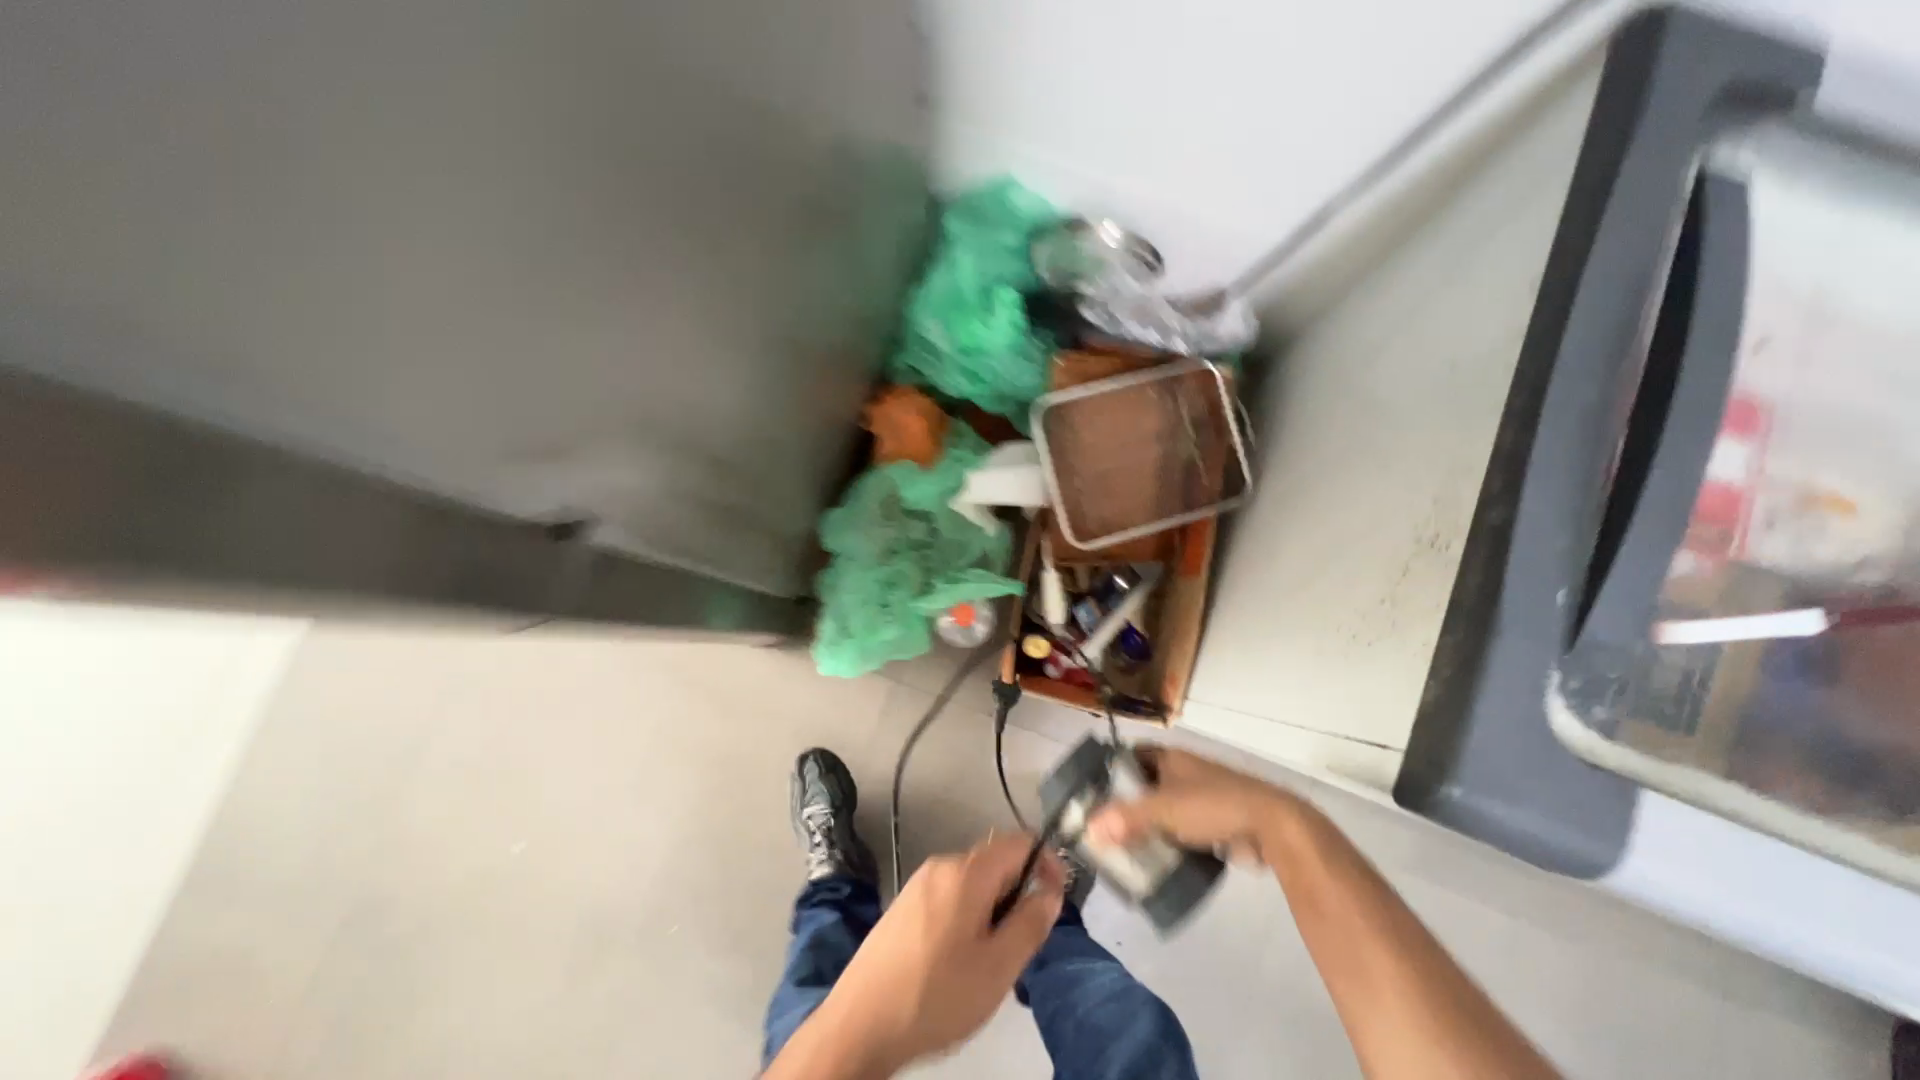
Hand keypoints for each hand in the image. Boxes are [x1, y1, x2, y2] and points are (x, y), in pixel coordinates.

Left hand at [770, 833, 1065, 1077]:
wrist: (860, 1025)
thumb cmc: (936, 994)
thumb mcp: (999, 966)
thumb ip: (1031, 922)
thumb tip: (1050, 892)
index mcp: (965, 872)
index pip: (1019, 842)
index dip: (1047, 863)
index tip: (1058, 898)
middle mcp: (939, 868)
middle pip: (995, 863)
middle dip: (1018, 894)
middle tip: (1023, 943)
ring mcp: (916, 887)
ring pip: (973, 886)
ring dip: (993, 911)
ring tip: (991, 961)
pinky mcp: (902, 909)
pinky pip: (949, 900)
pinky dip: (967, 919)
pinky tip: (959, 963)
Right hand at [1087, 746, 1303, 865]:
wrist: (1271, 826)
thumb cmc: (1213, 805)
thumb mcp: (1163, 809)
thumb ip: (1126, 818)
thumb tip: (1089, 830)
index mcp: (1172, 758)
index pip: (1133, 754)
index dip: (1112, 768)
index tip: (1092, 790)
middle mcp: (1186, 772)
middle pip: (1148, 784)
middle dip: (1128, 803)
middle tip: (1102, 825)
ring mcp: (1205, 798)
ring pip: (1167, 809)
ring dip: (1150, 826)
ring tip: (1123, 846)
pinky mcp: (1219, 823)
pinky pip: (1186, 831)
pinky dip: (1172, 843)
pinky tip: (1156, 860)